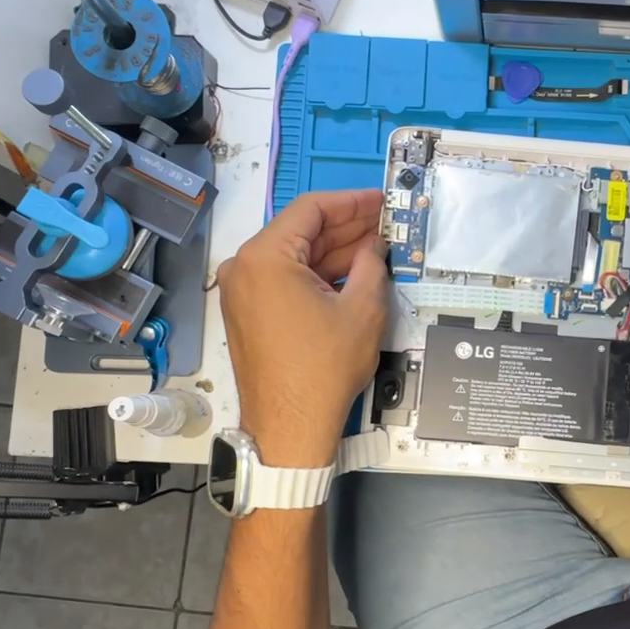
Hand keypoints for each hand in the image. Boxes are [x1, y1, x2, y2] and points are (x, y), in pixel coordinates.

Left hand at [218, 190, 389, 466]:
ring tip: (377, 248)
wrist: (290, 427)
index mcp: (265, 257)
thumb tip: (374, 247)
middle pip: (301, 232)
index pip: (312, 209)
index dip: (352, 201)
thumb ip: (371, 265)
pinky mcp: (250, 314)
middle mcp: (245, 268)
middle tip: (386, 224)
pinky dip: (317, 276)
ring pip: (295, 258)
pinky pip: (286, 281)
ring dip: (334, 252)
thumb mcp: (362, 310)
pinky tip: (351, 275)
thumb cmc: (323, 370)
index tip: (381, 201)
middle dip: (346, 227)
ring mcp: (243, 292)